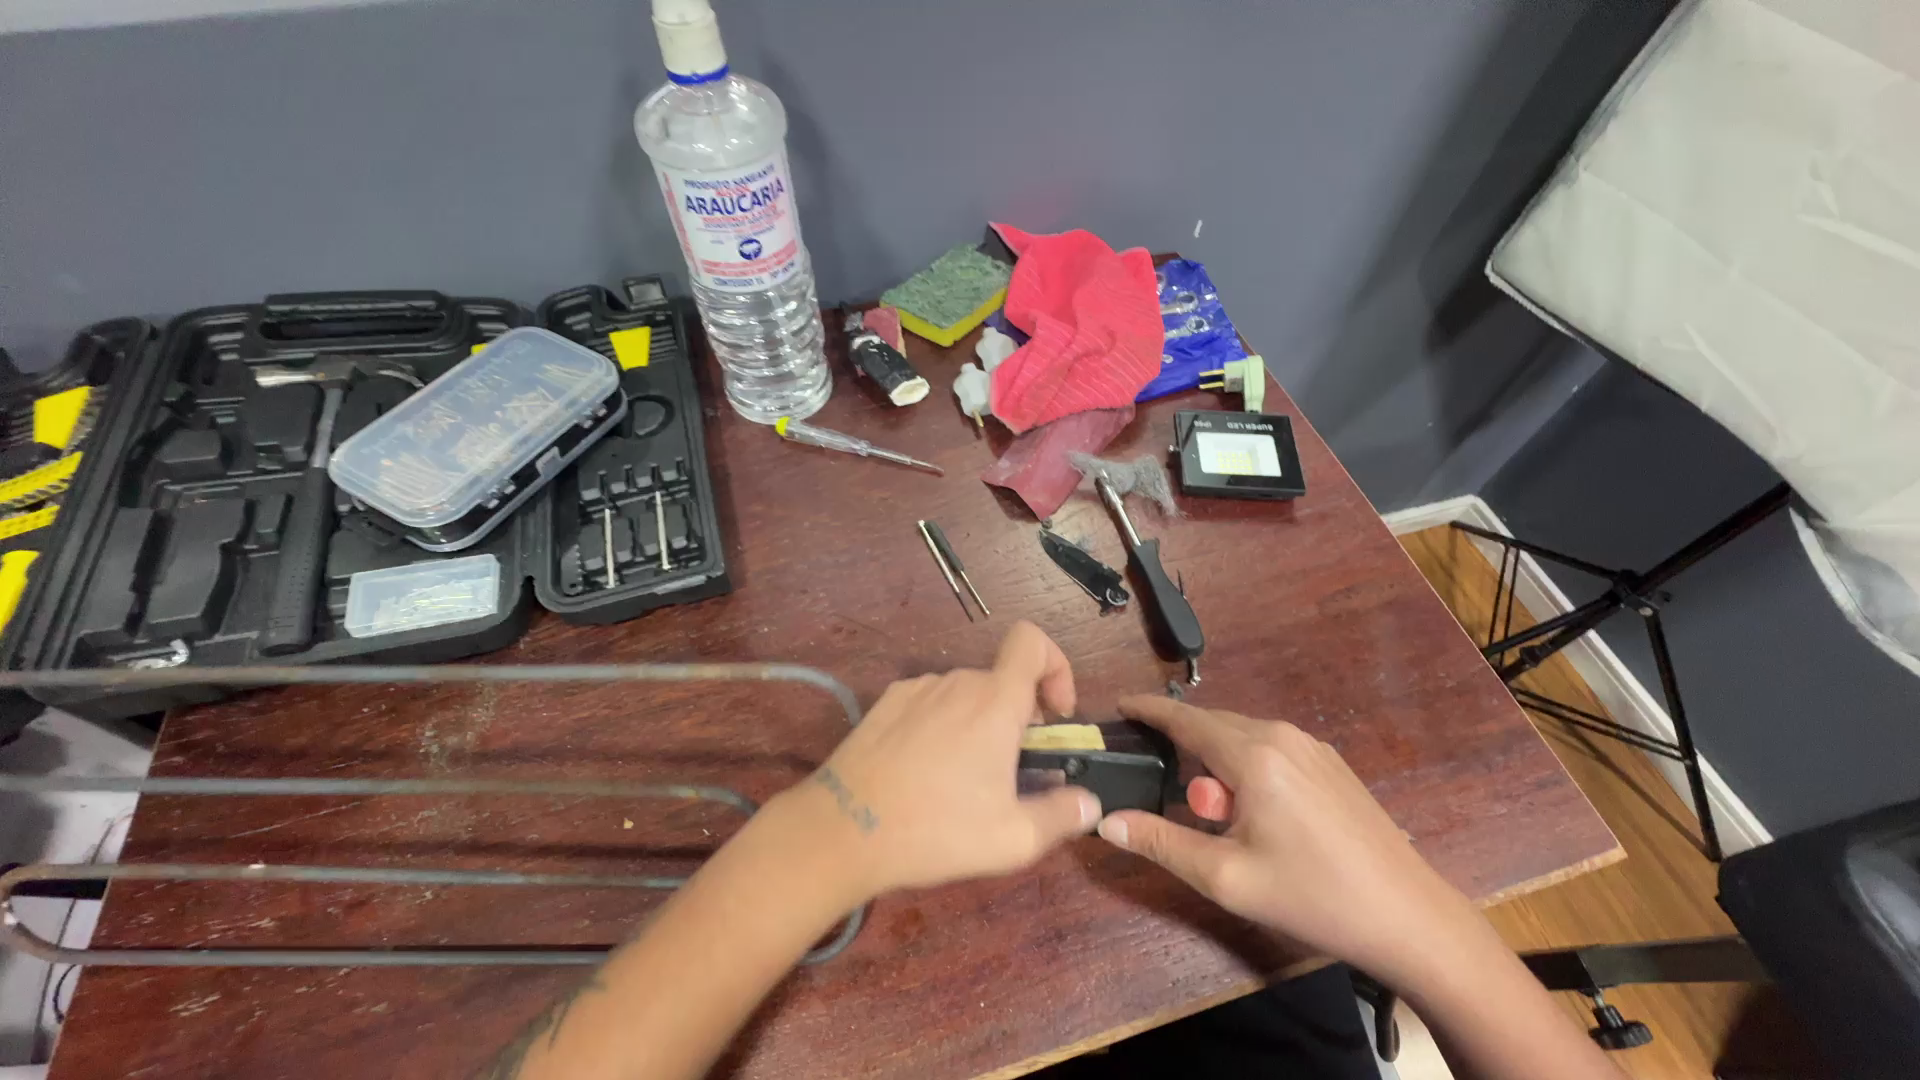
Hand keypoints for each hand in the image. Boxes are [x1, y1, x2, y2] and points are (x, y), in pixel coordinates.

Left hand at [778, 621, 1101, 902]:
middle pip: (1001, 681)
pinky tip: (924, 773)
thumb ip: (1063, 815)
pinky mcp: (885, 704)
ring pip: (964, 695)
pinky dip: (941, 726)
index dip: (1056, 667)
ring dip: (978, 725)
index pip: (1033, 642)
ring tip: (963, 781)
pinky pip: (929, 703)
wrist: (844, 830)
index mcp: (994, 701)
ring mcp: (915, 689)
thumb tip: (1090, 802)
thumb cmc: (936, 829)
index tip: (1054, 716)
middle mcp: (956, 681)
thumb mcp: (1013, 838)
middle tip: (1011, 771)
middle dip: (1017, 717)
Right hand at [1097, 696, 1479, 982]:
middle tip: (1177, 799)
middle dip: (1185, 751)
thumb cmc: (1311, 897)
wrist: (1410, 919)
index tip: (1120, 705)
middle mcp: (1282, 736)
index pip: (1185, 720)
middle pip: (1213, 725)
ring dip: (1218, 764)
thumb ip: (1161, 842)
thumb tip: (1106, 820)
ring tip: (1222, 818)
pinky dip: (1247, 766)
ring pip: (1243, 736)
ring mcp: (1312, 747)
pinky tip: (1257, 811)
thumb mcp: (1225, 877)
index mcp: (1253, 756)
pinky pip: (1270, 748)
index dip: (1149, 711)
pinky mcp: (1331, 764)